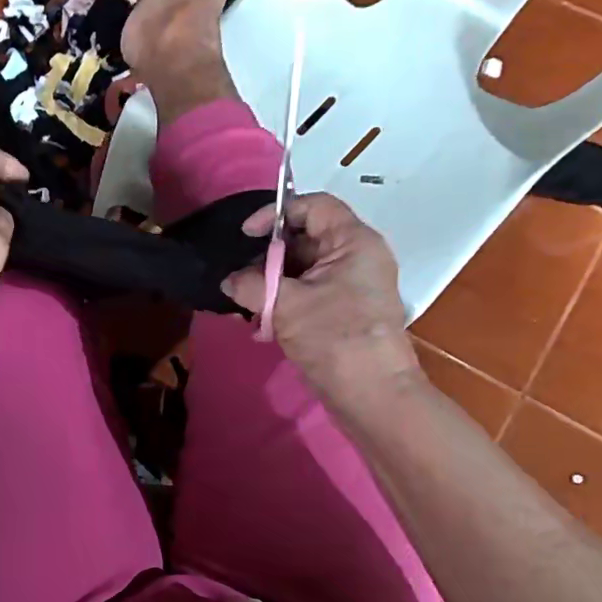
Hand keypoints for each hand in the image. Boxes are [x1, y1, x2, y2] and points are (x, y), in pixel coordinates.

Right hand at [224, 193, 421, 400]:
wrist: (371, 395)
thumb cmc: (334, 338)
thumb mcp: (286, 306)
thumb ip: (252, 285)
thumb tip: (230, 280)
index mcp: (354, 242)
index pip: (314, 206)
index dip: (277, 213)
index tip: (246, 235)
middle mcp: (357, 258)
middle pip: (306, 240)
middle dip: (269, 258)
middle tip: (240, 278)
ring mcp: (352, 289)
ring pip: (304, 273)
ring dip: (272, 286)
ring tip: (245, 305)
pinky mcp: (344, 315)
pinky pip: (309, 297)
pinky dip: (284, 305)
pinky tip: (260, 325)